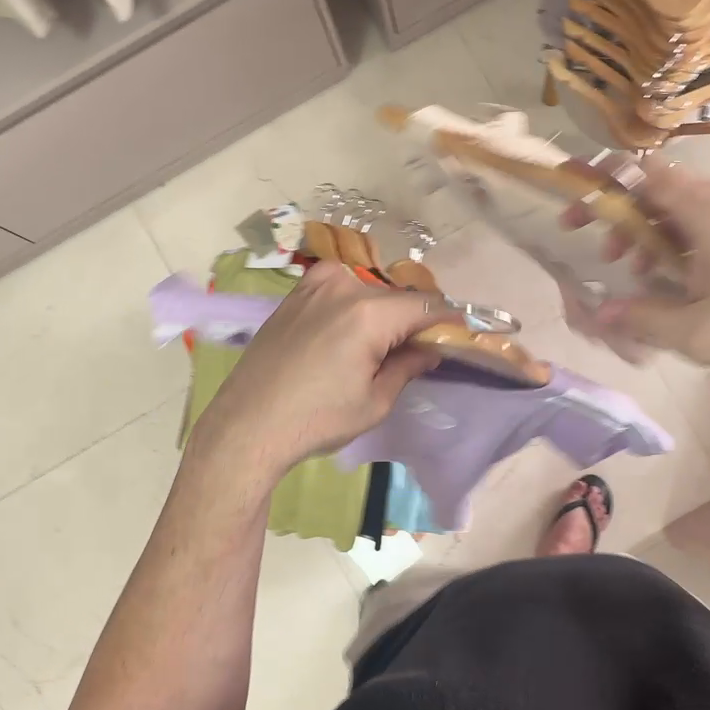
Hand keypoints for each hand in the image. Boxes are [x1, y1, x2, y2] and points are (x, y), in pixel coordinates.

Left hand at [191, 261, 441, 480]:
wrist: (248, 424)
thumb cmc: (317, 419)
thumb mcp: (375, 402)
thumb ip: (408, 367)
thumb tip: (430, 349)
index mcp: (369, 312)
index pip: (426, 305)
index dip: (448, 321)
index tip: (460, 337)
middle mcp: (342, 285)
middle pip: (396, 297)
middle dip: (413, 320)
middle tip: (419, 352)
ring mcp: (313, 286)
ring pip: (367, 291)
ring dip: (382, 314)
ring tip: (381, 349)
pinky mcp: (294, 296)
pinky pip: (338, 292)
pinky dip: (354, 308)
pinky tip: (348, 338)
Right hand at [565, 163, 709, 371]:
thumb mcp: (694, 332)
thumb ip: (640, 318)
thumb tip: (598, 312)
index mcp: (708, 209)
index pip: (642, 174)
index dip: (601, 188)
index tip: (575, 215)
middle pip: (656, 189)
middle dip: (621, 218)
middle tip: (602, 255)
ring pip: (677, 208)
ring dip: (646, 234)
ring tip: (635, 274)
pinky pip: (698, 223)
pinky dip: (672, 243)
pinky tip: (669, 279)